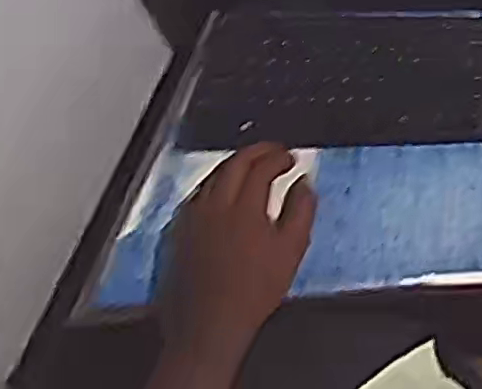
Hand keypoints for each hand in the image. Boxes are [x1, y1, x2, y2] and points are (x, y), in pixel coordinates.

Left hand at [152, 143, 315, 388]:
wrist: (208, 331)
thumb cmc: (252, 293)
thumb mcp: (292, 250)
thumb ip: (302, 209)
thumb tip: (304, 182)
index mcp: (244, 207)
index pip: (263, 166)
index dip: (280, 156)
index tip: (291, 158)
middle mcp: (214, 206)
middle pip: (235, 162)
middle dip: (258, 151)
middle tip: (274, 151)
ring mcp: (192, 219)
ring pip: (213, 176)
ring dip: (235, 164)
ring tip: (251, 166)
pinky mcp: (176, 234)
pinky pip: (196, 195)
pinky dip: (213, 184)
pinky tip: (221, 192)